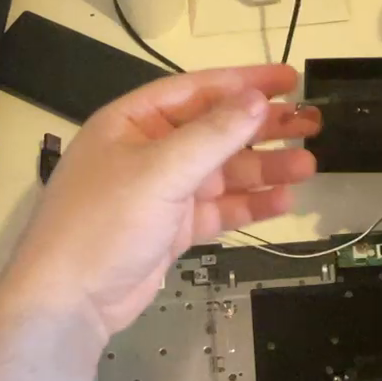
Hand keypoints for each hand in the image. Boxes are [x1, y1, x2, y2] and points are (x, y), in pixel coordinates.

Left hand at [0, 65, 320, 338]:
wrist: (70, 300)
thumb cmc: (103, 224)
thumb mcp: (159, 171)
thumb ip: (212, 136)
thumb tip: (258, 100)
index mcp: (134, 122)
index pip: (198, 90)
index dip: (245, 83)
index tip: (290, 80)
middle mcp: (150, 151)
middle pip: (216, 131)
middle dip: (263, 128)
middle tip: (311, 123)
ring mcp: (162, 192)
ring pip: (223, 173)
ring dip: (264, 169)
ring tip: (308, 165)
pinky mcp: (173, 227)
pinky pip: (219, 209)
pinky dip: (249, 205)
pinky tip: (282, 200)